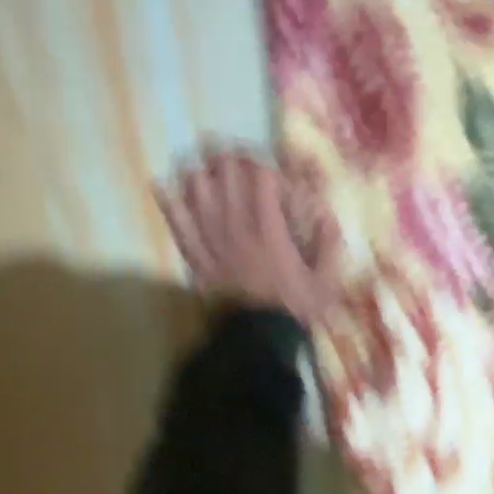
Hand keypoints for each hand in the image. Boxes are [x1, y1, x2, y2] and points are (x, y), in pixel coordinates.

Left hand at [154, 145, 340, 322]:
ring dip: (200, 171)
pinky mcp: (195, 256)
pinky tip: (165, 184)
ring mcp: (212, 240)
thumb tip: (327, 214)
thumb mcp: (326, 280)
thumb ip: (329, 245)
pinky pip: (175, 222)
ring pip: (196, 190)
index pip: (262, 177)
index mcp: (269, 229)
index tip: (274, 170)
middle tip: (236, 155)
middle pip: (226, 174)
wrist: (258, 339)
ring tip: (205, 164)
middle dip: (231, 157)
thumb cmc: (294, 309)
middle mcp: (236, 227)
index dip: (267, 164)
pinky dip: (168, 201)